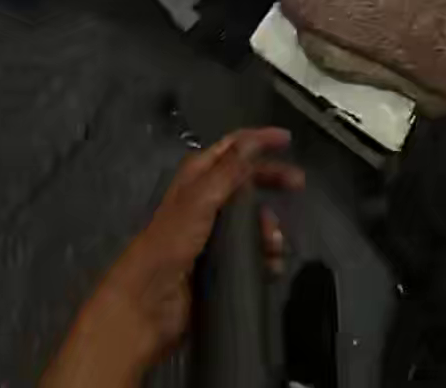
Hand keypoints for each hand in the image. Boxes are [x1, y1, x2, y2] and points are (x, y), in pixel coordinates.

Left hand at [43, 128, 303, 387]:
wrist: (146, 307)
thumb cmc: (169, 244)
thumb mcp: (201, 198)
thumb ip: (230, 168)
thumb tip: (255, 139)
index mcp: (199, 175)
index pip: (234, 146)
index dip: (260, 139)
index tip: (287, 139)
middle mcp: (208, 197)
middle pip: (249, 178)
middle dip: (273, 179)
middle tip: (298, 184)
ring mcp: (215, 230)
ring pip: (253, 216)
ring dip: (268, 226)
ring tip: (274, 241)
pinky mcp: (220, 260)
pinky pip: (251, 248)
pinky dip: (264, 253)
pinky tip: (270, 262)